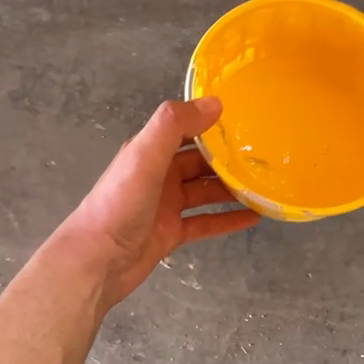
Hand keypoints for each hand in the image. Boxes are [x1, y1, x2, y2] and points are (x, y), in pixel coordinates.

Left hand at [47, 97, 259, 310]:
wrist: (97, 260)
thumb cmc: (120, 205)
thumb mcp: (145, 157)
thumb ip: (175, 126)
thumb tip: (216, 103)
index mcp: (150, 152)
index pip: (187, 131)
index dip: (214, 125)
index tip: (248, 123)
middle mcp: (159, 176)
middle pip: (201, 163)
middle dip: (230, 160)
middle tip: (265, 159)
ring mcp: (166, 207)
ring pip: (206, 193)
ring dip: (233, 190)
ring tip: (265, 187)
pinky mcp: (173, 233)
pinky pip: (207, 223)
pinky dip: (229, 220)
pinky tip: (254, 218)